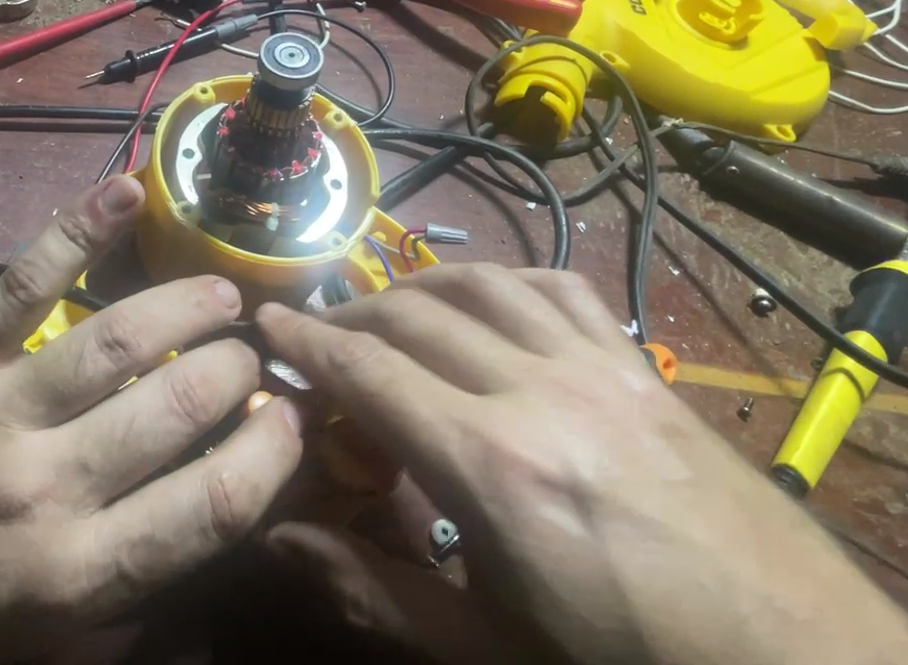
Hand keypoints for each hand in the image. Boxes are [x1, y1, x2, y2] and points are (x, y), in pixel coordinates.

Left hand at [0, 175, 303, 662]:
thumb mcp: (44, 639)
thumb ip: (135, 581)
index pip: (210, 506)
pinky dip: (79, 229)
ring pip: (116, 340)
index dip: (271, 454)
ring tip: (224, 295)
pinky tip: (127, 191)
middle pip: (174, 409)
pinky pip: (27, 283)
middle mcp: (44, 487)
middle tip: (254, 352)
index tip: (295, 416)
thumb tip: (225, 504)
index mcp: (74, 573)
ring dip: (187, 307)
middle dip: (235, 371)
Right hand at [258, 264, 907, 664]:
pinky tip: (479, 300)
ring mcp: (597, 368)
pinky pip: (556, 288)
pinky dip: (499, 279)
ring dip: (414, 285)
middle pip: (411, 315)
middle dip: (347, 315)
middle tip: (316, 336)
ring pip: (479, 283)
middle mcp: (537, 393)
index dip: (305, 340)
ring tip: (384, 308)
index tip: (266, 321)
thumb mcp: (485, 650)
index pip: (367, 370)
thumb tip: (279, 537)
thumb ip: (372, 588)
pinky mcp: (641, 367)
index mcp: (491, 467)